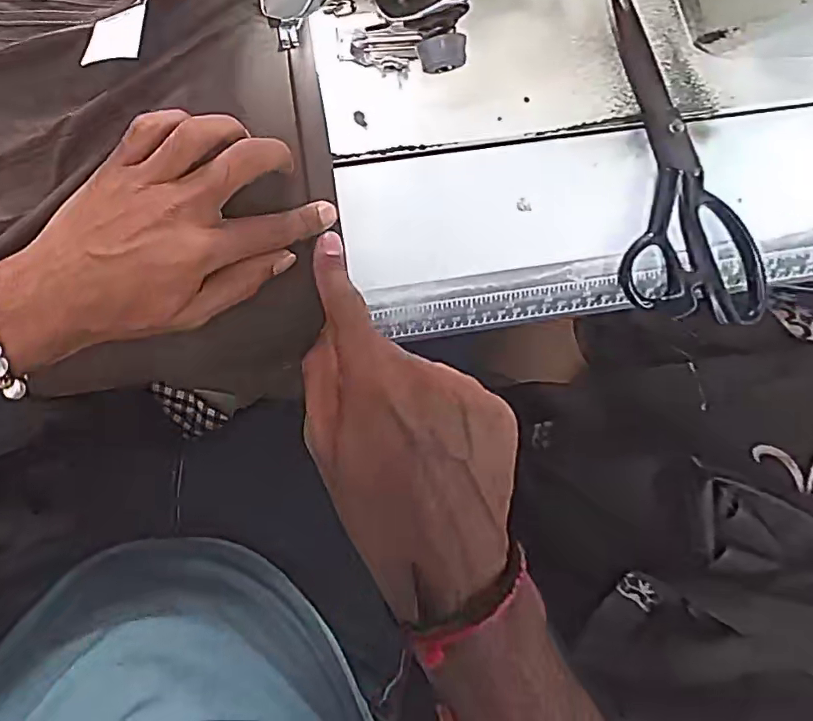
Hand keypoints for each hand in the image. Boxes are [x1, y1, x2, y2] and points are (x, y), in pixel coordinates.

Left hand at [0, 111, 335, 380]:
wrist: (54, 294)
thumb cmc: (113, 308)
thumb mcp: (187, 314)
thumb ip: (238, 285)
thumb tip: (275, 261)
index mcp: (199, 248)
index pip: (269, 228)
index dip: (304, 219)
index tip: (319, 211)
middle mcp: (178, 206)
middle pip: (244, 161)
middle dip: (277, 154)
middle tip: (280, 161)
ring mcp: (146, 181)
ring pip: (200, 132)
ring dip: (229, 128)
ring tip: (238, 137)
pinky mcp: (118, 168)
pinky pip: (149, 127)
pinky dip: (173, 119)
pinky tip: (185, 128)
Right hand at [302, 231, 519, 625]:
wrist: (451, 564)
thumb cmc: (375, 510)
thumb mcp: (323, 448)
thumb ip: (319, 383)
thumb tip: (323, 341)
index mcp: (371, 380)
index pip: (347, 312)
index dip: (334, 276)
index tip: (330, 246)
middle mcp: (421, 373)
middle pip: (385, 353)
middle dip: (375, 376)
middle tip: (376, 426)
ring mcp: (463, 388)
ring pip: (422, 376)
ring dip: (414, 399)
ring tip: (415, 448)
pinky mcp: (493, 406)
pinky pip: (455, 393)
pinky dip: (445, 414)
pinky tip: (445, 452)